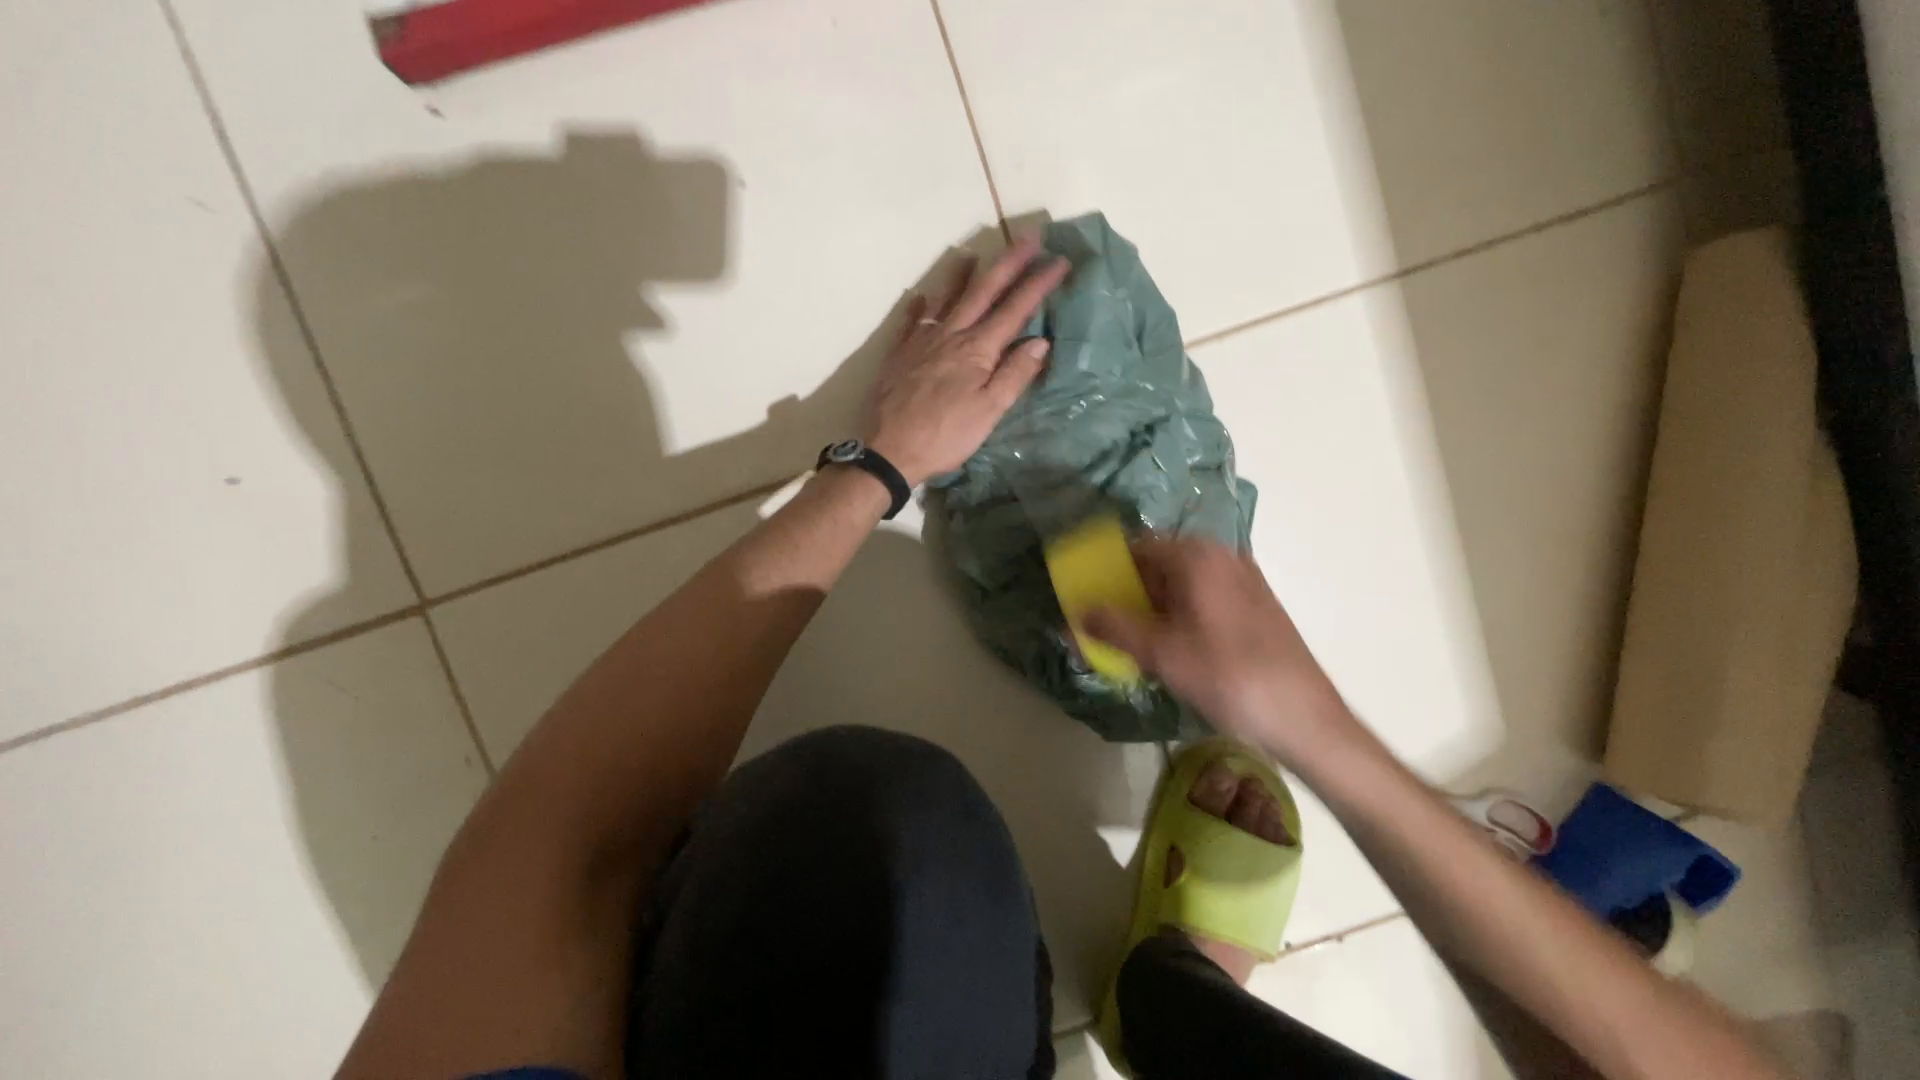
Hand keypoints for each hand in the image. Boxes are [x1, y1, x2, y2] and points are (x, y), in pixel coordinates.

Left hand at [863, 235, 1070, 485]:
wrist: (889, 450)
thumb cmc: (945, 436)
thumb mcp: (989, 412)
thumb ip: (1014, 375)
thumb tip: (1040, 341)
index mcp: (977, 350)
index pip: (1014, 309)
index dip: (1038, 283)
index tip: (1059, 260)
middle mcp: (950, 335)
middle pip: (982, 291)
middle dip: (1008, 263)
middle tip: (1028, 236)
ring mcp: (921, 341)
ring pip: (945, 298)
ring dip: (961, 275)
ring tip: (971, 253)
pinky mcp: (898, 354)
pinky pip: (910, 320)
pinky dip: (918, 305)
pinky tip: (920, 295)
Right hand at [1084, 536, 1358, 764]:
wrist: (1306, 719)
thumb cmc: (1229, 678)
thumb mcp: (1161, 654)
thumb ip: (1111, 628)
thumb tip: (1073, 613)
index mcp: (1198, 556)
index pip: (1135, 548)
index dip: (1106, 573)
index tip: (1086, 601)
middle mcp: (1222, 557)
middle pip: (1158, 567)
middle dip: (1127, 596)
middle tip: (1105, 633)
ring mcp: (1243, 582)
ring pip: (1181, 588)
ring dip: (1152, 612)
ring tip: (1135, 650)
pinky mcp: (1255, 608)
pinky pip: (1203, 603)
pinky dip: (1179, 620)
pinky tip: (1173, 656)